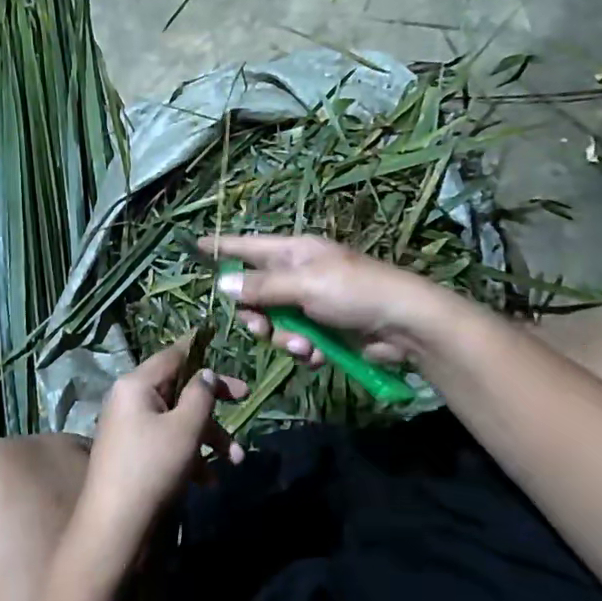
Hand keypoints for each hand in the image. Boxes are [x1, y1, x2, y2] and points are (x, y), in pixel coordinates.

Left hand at [74, 338, 248, 551]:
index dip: (201, 353)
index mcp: (135, 385)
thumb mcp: (185, 428)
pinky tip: (209, 481)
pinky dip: (190, 455)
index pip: (173, 356)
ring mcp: (129, 428)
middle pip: (178, 389)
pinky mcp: (133, 454)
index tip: (226, 351)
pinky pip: (167, 443)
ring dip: (208, 436)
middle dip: (214, 404)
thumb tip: (206, 373)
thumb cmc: (152, 467)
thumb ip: (201, 395)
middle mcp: (129, 400)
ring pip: (177, 420)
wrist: (116, 525)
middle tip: (247, 400)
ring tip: (235, 461)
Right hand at [201, 234, 459, 366]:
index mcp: (294, 252)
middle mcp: (297, 274)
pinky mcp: (322, 329)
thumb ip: (262, 287)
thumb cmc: (354, 291)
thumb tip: (223, 284)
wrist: (405, 324)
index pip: (248, 246)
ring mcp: (309, 303)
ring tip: (304, 346)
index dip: (223, 247)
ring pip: (272, 322)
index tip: (196, 246)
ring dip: (283, 338)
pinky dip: (302, 349)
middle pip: (254, 293)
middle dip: (256, 315)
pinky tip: (317, 354)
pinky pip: (294, 340)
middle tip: (262, 327)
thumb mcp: (304, 285)